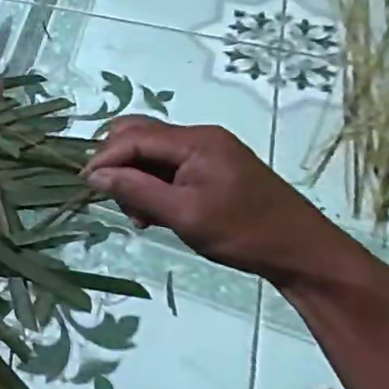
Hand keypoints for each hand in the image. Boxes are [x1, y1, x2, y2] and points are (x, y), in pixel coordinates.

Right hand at [81, 116, 352, 282]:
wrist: (303, 252)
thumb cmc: (245, 233)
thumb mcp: (184, 215)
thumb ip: (137, 191)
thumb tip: (94, 175)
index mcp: (196, 140)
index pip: (134, 137)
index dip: (104, 158)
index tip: (85, 186)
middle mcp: (199, 137)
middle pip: (139, 136)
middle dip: (118, 164)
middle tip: (118, 201)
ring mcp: (207, 151)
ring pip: (151, 152)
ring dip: (134, 178)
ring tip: (141, 215)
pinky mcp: (211, 167)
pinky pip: (168, 166)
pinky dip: (153, 185)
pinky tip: (156, 213)